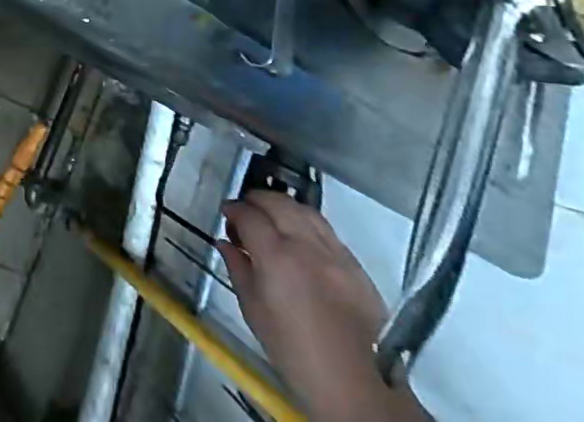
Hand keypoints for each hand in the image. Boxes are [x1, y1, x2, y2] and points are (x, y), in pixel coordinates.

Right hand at [217, 192, 430, 421]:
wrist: (354, 384)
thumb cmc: (292, 350)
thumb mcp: (253, 310)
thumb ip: (238, 268)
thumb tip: (226, 244)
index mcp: (276, 257)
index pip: (249, 214)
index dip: (232, 209)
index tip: (226, 214)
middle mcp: (307, 247)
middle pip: (278, 202)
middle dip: (255, 199)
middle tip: (244, 211)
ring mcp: (337, 255)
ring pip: (307, 211)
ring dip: (283, 207)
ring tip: (272, 218)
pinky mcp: (358, 268)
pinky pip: (328, 232)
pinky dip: (308, 225)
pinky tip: (301, 239)